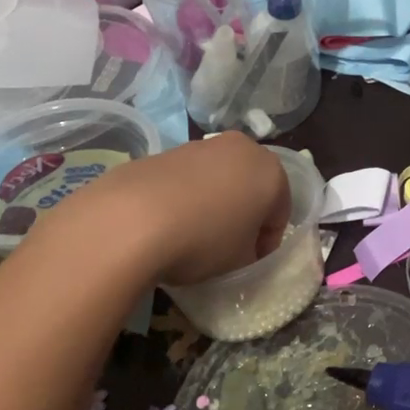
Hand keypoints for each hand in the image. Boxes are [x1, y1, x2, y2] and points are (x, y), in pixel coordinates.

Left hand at [55, 131, 291, 285]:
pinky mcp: (162, 152)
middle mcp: (241, 149)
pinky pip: (184, 179)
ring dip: (212, 203)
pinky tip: (164, 225)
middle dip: (244, 213)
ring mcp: (199, 146)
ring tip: (190, 236)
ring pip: (217, 179)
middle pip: (250, 186)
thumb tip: (239, 248)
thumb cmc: (203, 240)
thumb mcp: (239, 260)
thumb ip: (249, 251)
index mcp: (271, 172)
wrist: (129, 220)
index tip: (251, 262)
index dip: (267, 241)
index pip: (280, 211)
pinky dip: (181, 198)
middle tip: (227, 246)